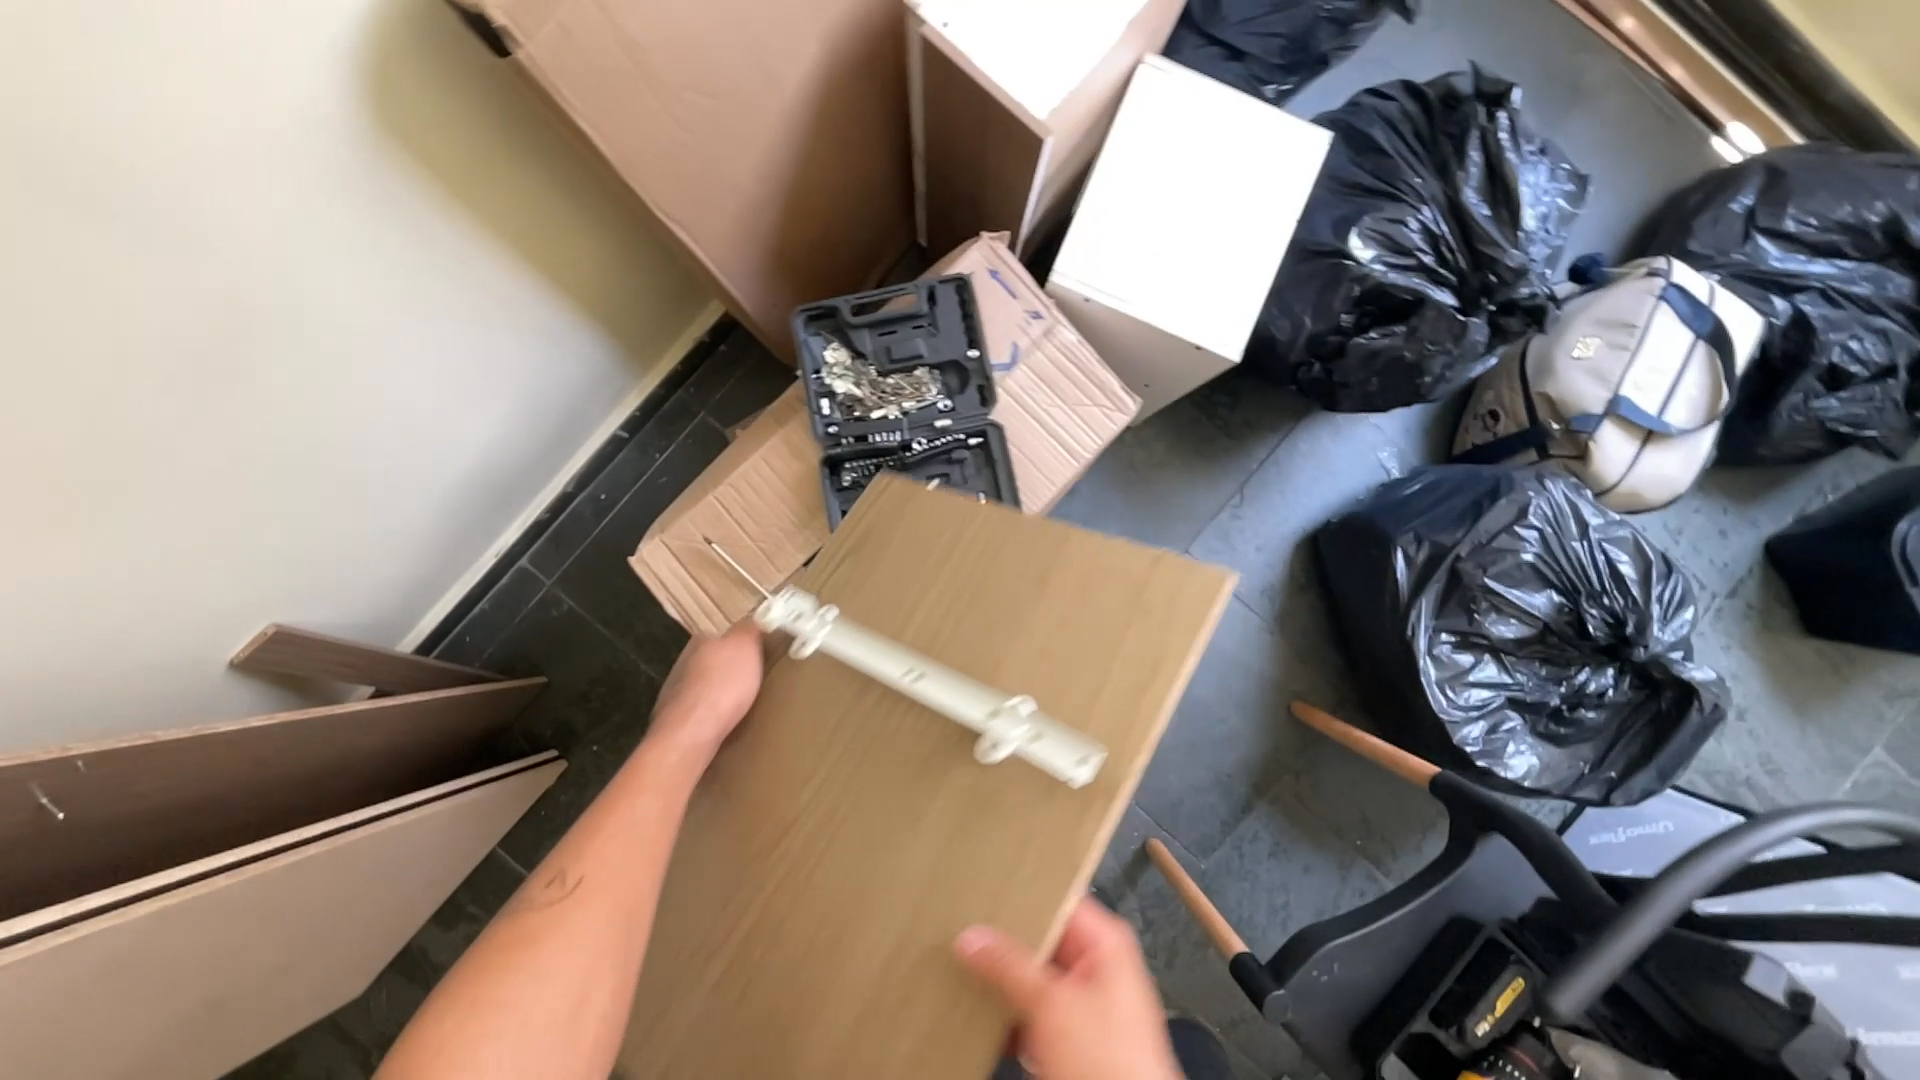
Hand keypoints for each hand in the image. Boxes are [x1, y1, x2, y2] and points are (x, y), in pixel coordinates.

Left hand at [645, 620, 763, 763]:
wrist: (692, 733)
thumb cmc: (722, 685)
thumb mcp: (745, 647)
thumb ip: (749, 628)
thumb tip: (755, 616)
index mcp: (700, 641)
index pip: (723, 635)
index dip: (742, 645)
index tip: (759, 658)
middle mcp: (682, 662)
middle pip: (712, 662)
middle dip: (729, 671)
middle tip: (752, 683)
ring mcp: (673, 691)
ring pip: (703, 687)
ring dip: (718, 694)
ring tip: (740, 706)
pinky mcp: (673, 718)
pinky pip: (698, 711)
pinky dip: (710, 715)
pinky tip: (723, 724)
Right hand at [955, 898, 1181, 1079]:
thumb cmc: (1114, 1066)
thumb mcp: (1053, 1004)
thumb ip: (1009, 966)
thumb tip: (974, 937)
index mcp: (1105, 944)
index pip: (1058, 900)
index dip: (1023, 895)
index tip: (985, 891)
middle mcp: (1096, 967)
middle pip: (1043, 940)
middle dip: (1005, 942)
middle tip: (963, 930)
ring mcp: (1081, 1005)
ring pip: (1033, 978)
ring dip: (1003, 981)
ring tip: (961, 966)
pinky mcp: (1068, 1039)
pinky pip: (1031, 1013)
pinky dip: (1008, 1015)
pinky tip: (978, 1011)